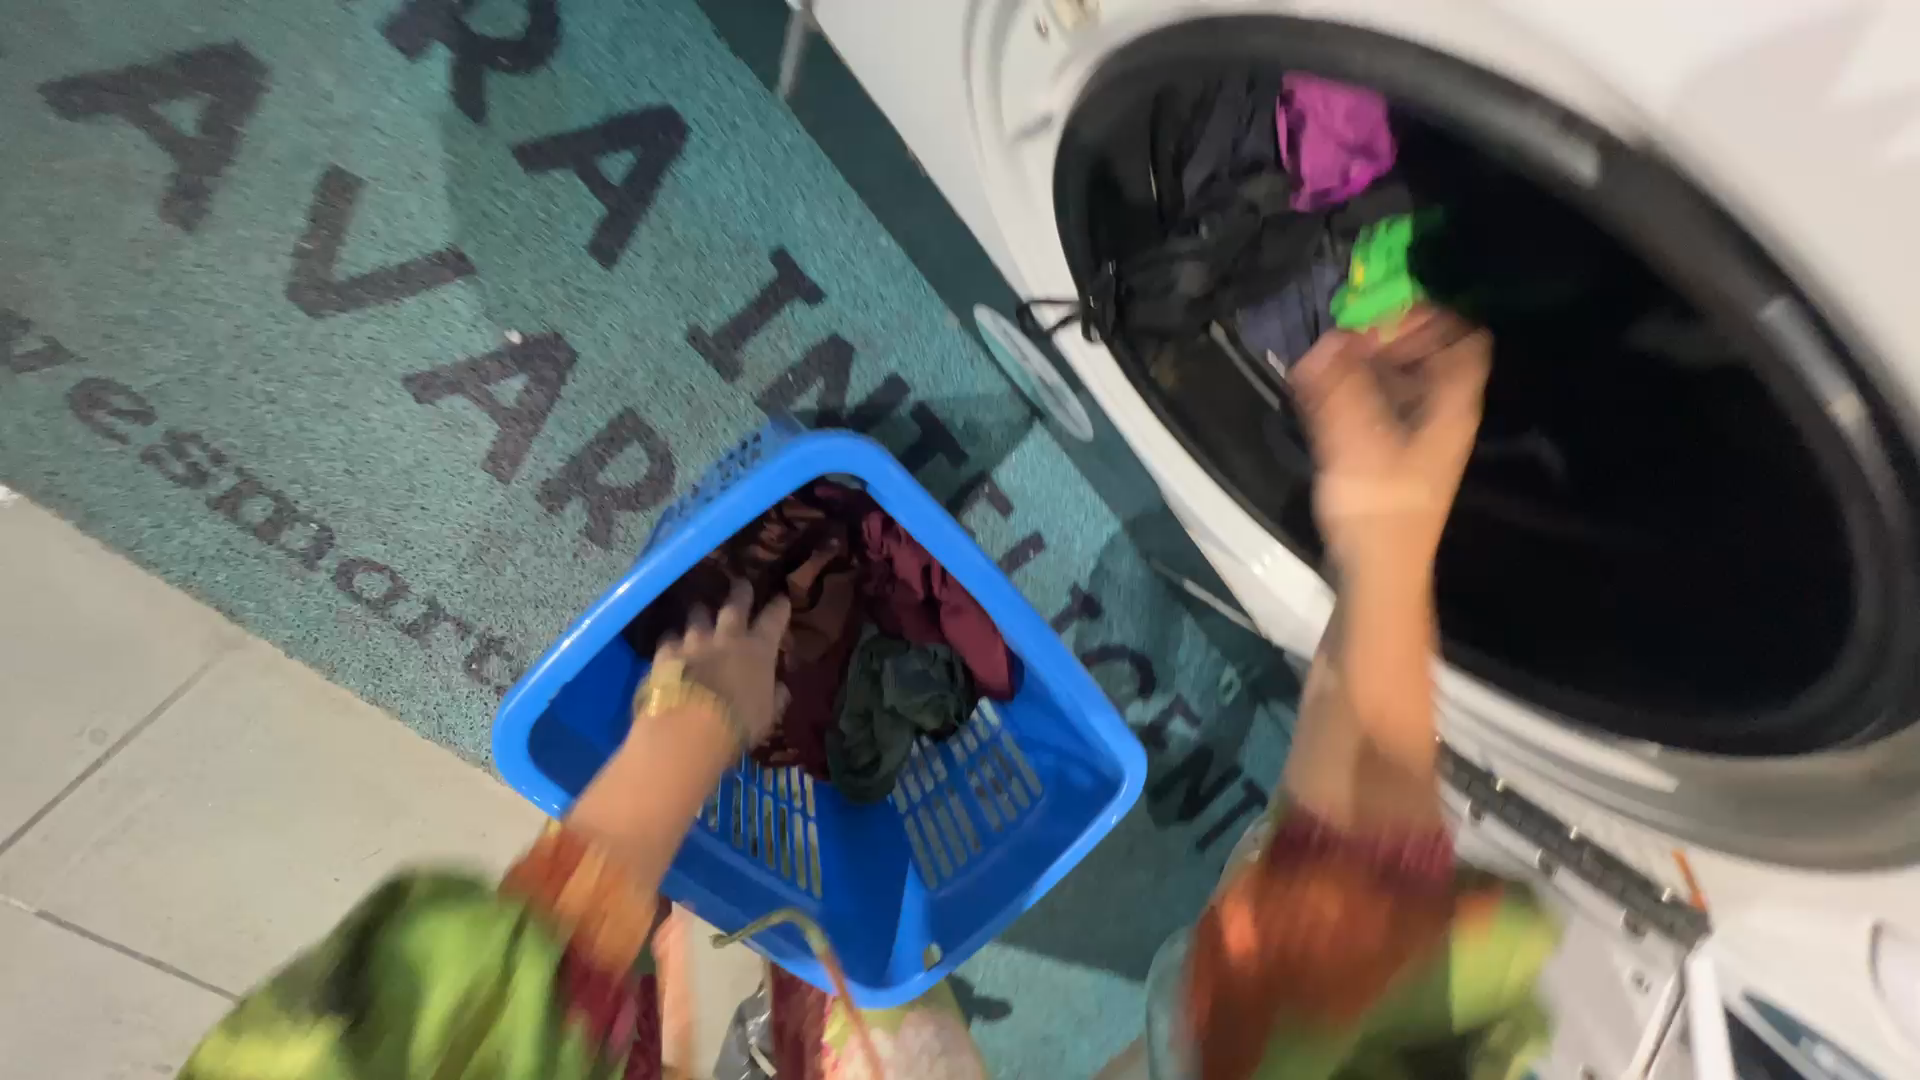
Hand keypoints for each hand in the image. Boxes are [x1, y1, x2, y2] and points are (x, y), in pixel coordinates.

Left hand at [652, 579, 791, 748]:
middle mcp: (727, 638)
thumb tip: (780, 688)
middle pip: (734, 605)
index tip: (781, 598)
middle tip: (741, 583)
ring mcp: (693, 642)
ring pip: (697, 615)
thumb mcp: (768, 715)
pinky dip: (672, 639)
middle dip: (740, 592)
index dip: (779, 607)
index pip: (774, 619)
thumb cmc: (738, 723)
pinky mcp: (665, 654)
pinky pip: (669, 639)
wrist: (689, 730)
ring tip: (699, 608)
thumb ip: (775, 697)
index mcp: (758, 649)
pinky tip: (670, 642)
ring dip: (700, 612)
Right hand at [1291, 307, 1490, 575]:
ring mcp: (1411, 438)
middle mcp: (1437, 417)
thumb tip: (1323, 343)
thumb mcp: (1358, 447)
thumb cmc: (1380, 512)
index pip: (1462, 341)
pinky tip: (1318, 391)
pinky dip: (1349, 392)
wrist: (1377, 572)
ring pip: (1396, 383)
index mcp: (1449, 409)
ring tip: (1322, 358)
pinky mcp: (1384, 457)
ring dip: (1362, 365)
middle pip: (1425, 359)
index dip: (1428, 318)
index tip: (1379, 311)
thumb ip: (1338, 393)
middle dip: (1385, 338)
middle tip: (1341, 334)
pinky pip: (1373, 407)